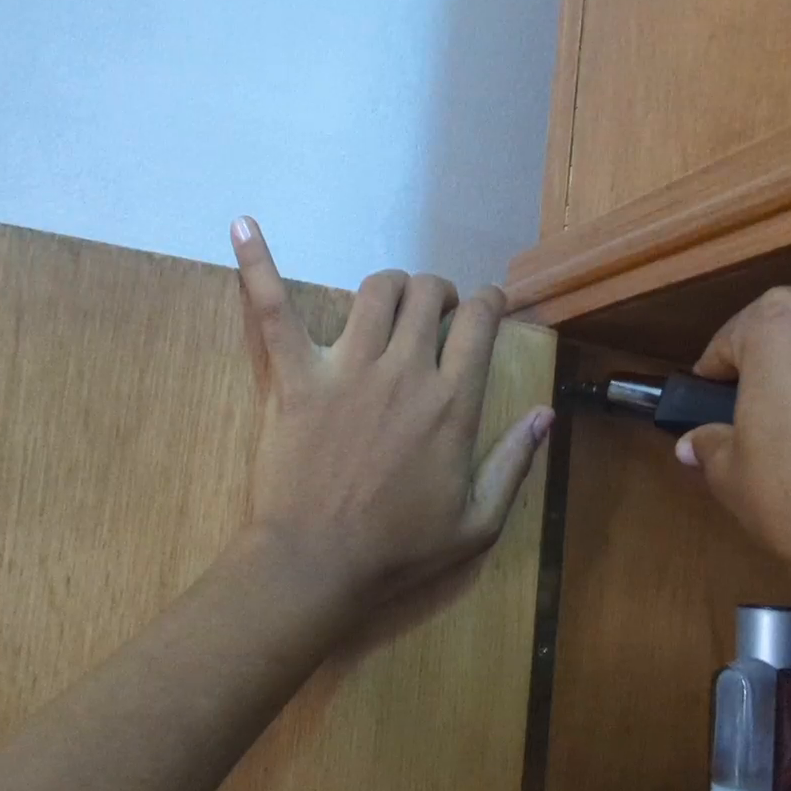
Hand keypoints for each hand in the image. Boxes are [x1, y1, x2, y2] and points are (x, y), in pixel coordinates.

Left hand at [231, 217, 553, 617]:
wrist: (318, 566)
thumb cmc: (399, 550)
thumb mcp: (478, 522)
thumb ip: (515, 462)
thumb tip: (546, 414)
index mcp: (452, 403)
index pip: (480, 324)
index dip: (489, 302)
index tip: (488, 305)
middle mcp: (405, 371)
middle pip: (428, 296)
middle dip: (440, 293)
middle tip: (436, 312)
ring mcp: (346, 368)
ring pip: (375, 292)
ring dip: (390, 285)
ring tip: (391, 299)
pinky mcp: (294, 377)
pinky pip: (272, 309)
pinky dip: (256, 265)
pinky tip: (243, 224)